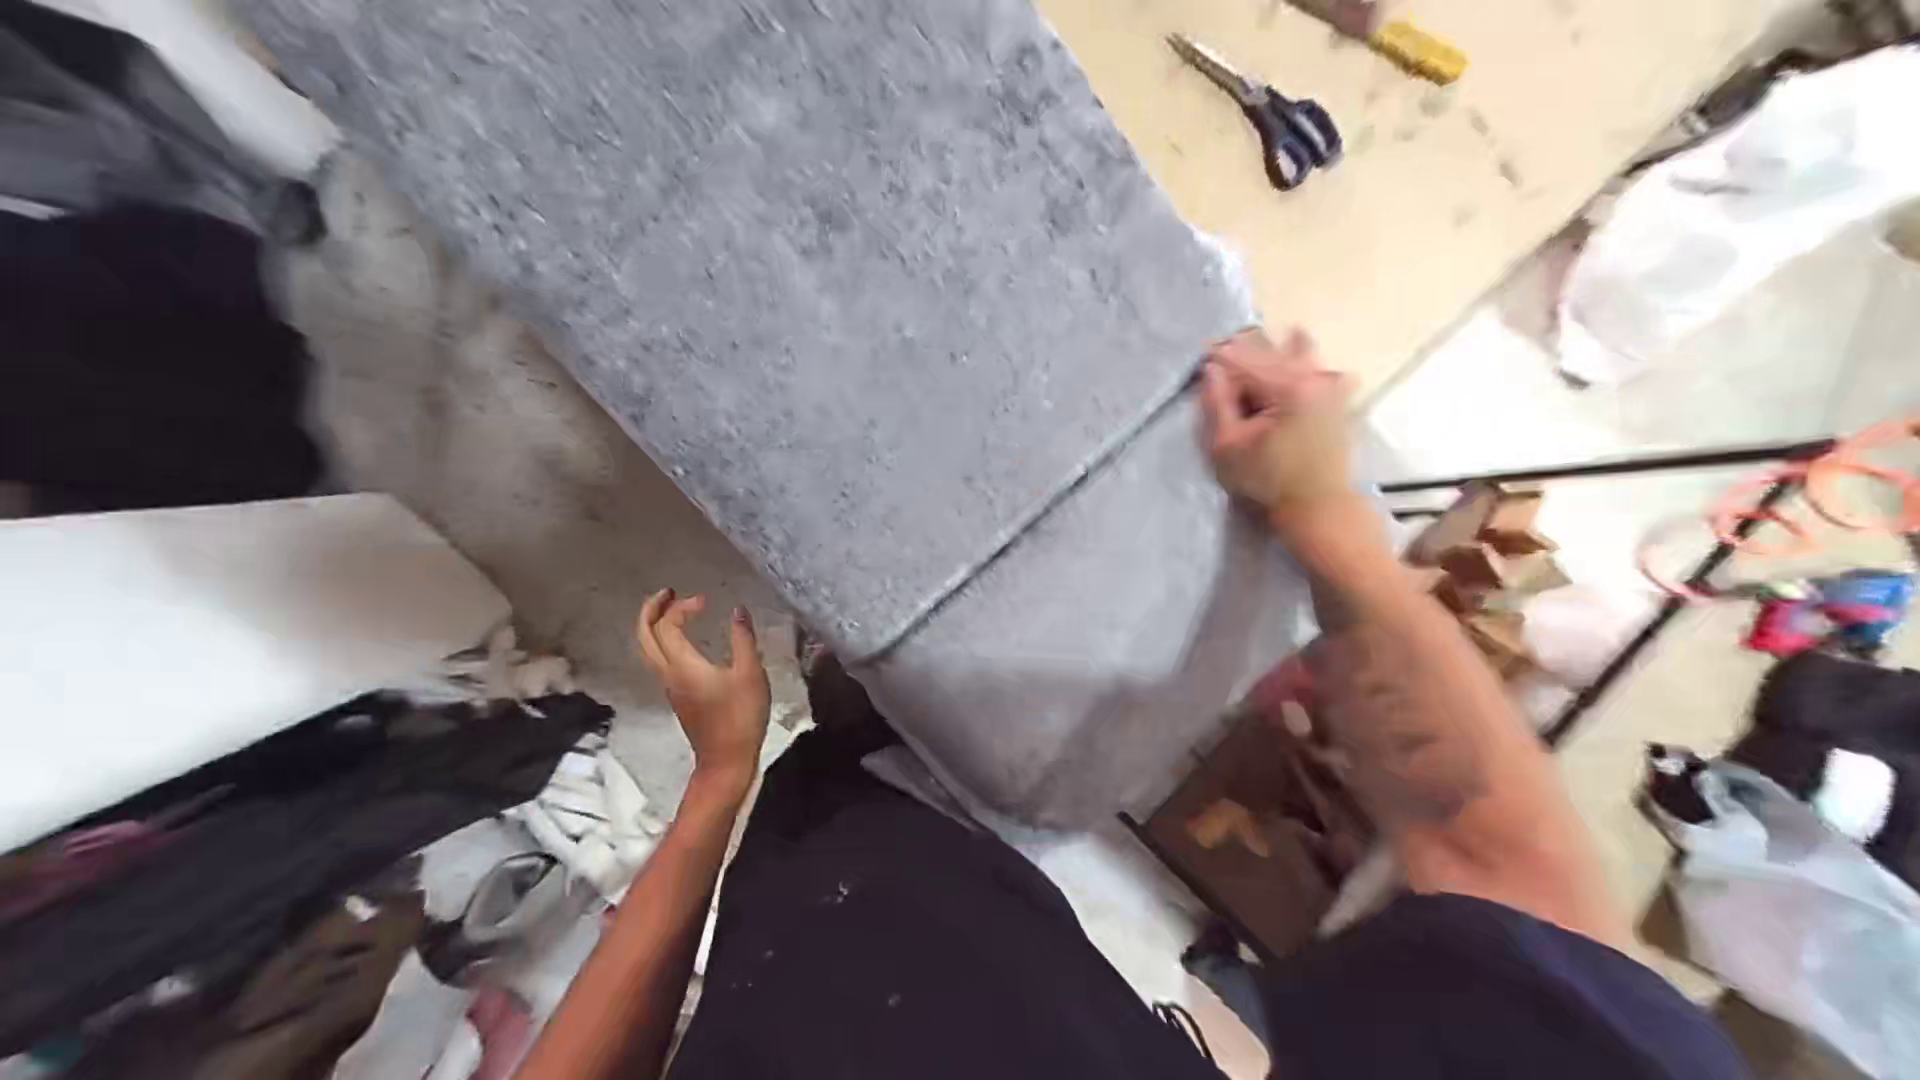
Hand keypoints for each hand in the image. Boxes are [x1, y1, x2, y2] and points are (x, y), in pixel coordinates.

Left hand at [637, 590, 770, 796]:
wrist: (727, 760)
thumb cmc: (740, 716)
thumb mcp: (750, 674)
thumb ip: (743, 639)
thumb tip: (737, 610)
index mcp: (682, 665)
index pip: (666, 626)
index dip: (681, 607)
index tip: (705, 601)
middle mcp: (668, 673)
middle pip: (644, 636)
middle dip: (651, 609)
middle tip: (668, 592)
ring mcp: (670, 686)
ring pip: (648, 649)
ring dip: (655, 624)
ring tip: (674, 609)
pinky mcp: (678, 695)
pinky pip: (660, 659)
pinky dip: (664, 640)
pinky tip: (685, 638)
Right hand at [1199, 328, 1354, 534]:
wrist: (1318, 507)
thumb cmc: (1267, 480)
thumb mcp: (1227, 446)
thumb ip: (1218, 404)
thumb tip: (1211, 371)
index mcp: (1286, 387)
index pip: (1243, 361)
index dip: (1219, 355)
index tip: (1200, 351)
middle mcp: (1313, 378)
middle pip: (1272, 353)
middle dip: (1246, 351)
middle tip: (1223, 353)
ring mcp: (1332, 388)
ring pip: (1302, 354)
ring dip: (1279, 350)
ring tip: (1260, 350)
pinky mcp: (1341, 402)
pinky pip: (1327, 372)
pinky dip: (1311, 367)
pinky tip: (1304, 369)